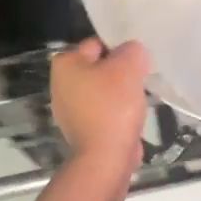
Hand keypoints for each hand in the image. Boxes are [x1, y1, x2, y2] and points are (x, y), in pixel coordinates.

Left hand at [51, 38, 149, 166]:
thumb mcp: (127, 67)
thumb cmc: (113, 106)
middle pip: (99, 68)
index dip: (121, 50)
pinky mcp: (81, 130)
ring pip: (103, 91)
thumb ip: (132, 50)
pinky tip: (130, 118)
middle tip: (140, 80)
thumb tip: (133, 53)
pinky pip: (104, 112)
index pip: (97, 44)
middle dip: (120, 73)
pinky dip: (116, 113)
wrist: (105, 157)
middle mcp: (60, 85)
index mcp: (65, 64)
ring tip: (138, 100)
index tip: (137, 63)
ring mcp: (69, 110)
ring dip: (120, 94)